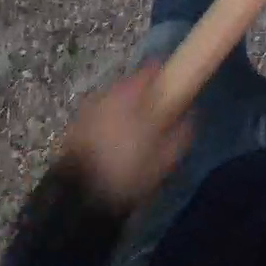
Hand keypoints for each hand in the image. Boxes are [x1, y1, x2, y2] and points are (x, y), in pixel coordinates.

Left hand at [59, 65, 191, 209]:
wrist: (78, 198)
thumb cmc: (128, 172)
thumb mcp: (166, 158)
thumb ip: (182, 131)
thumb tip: (191, 113)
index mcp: (132, 93)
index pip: (154, 67)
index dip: (167, 76)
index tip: (176, 91)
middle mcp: (108, 92)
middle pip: (133, 82)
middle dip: (146, 95)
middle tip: (158, 117)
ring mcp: (88, 107)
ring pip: (115, 99)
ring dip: (125, 108)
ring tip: (134, 134)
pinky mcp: (74, 125)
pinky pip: (99, 114)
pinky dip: (108, 122)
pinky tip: (113, 145)